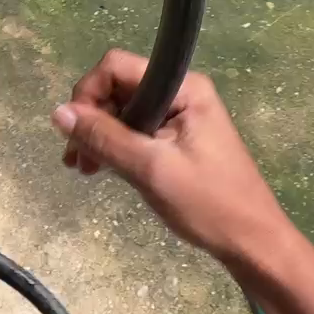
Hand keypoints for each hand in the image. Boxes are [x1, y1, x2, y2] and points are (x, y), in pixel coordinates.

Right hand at [52, 50, 293, 261]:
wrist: (255, 246)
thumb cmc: (209, 205)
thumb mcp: (150, 169)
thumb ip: (104, 137)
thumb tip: (58, 113)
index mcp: (182, 87)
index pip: (117, 67)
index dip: (89, 93)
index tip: (76, 131)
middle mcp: (180, 91)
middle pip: (117, 87)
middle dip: (91, 119)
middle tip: (75, 158)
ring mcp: (179, 113)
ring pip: (122, 109)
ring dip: (99, 135)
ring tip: (83, 168)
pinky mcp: (177, 135)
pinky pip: (135, 127)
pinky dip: (115, 144)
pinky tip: (103, 167)